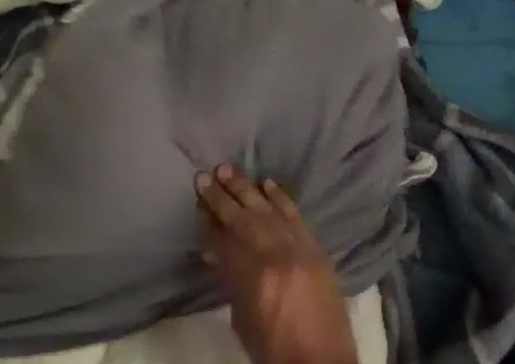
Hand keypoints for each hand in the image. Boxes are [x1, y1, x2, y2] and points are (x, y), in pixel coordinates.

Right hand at [196, 164, 357, 363]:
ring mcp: (299, 249)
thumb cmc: (275, 350)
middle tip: (206, 177)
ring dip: (247, 189)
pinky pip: (296, 216)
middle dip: (222, 197)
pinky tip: (267, 183)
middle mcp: (275, 256)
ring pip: (269, 210)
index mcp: (253, 278)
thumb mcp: (242, 321)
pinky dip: (281, 197)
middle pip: (243, 219)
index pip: (224, 241)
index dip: (208, 222)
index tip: (197, 202)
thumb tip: (217, 252)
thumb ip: (231, 281)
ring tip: (229, 170)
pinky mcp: (317, 250)